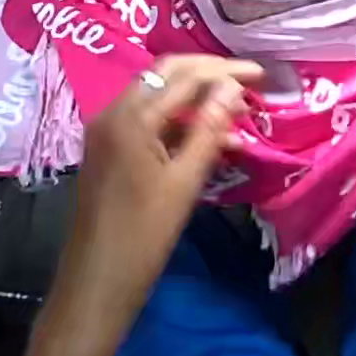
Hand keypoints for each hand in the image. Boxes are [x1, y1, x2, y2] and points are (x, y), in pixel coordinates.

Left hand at [53, 55, 262, 331]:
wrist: (95, 284)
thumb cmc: (144, 236)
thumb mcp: (184, 182)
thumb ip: (209, 129)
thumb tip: (233, 86)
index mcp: (131, 118)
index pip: (184, 76)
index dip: (224, 71)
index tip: (260, 74)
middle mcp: (113, 112)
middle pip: (166, 75)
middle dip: (208, 74)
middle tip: (247, 81)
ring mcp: (107, 128)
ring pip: (157, 96)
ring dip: (195, 98)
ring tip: (236, 112)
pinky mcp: (108, 146)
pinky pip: (147, 120)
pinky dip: (178, 123)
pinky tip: (211, 140)